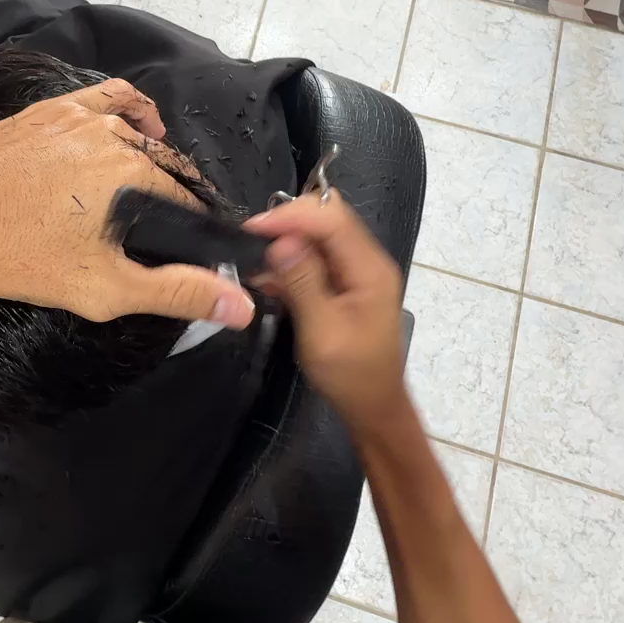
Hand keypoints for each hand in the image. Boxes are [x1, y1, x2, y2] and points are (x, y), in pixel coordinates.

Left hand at [0, 79, 254, 327]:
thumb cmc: (21, 258)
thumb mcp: (105, 288)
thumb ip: (176, 292)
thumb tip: (242, 305)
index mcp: (132, 174)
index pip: (186, 198)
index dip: (195, 223)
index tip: (192, 243)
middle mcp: (113, 135)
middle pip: (165, 162)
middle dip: (175, 190)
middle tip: (165, 223)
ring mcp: (79, 115)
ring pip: (139, 128)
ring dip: (157, 152)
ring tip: (156, 178)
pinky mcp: (50, 108)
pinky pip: (106, 97)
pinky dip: (130, 109)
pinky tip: (133, 126)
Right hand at [245, 193, 408, 425]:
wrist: (373, 407)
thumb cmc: (350, 375)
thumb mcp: (322, 331)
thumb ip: (303, 282)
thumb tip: (281, 241)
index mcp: (369, 269)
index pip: (331, 218)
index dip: (291, 215)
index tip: (253, 228)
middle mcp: (367, 260)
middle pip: (326, 218)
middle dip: (287, 224)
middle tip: (250, 242)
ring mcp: (357, 270)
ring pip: (318, 235)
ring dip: (285, 242)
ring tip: (254, 262)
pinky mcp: (344, 282)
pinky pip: (315, 257)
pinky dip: (289, 261)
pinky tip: (267, 278)